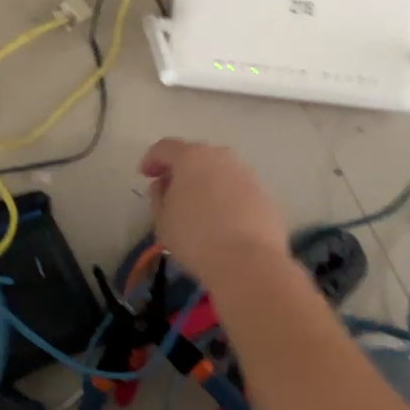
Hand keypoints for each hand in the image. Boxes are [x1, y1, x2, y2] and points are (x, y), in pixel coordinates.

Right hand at [138, 139, 290, 287]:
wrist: (249, 262)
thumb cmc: (196, 238)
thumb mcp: (163, 221)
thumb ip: (159, 197)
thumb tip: (164, 186)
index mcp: (191, 157)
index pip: (165, 147)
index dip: (152, 159)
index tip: (145, 174)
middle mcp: (221, 157)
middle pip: (196, 155)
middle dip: (181, 169)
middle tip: (170, 189)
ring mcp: (246, 174)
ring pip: (219, 171)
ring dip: (206, 183)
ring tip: (197, 207)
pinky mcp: (264, 194)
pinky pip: (237, 189)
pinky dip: (226, 198)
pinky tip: (222, 220)